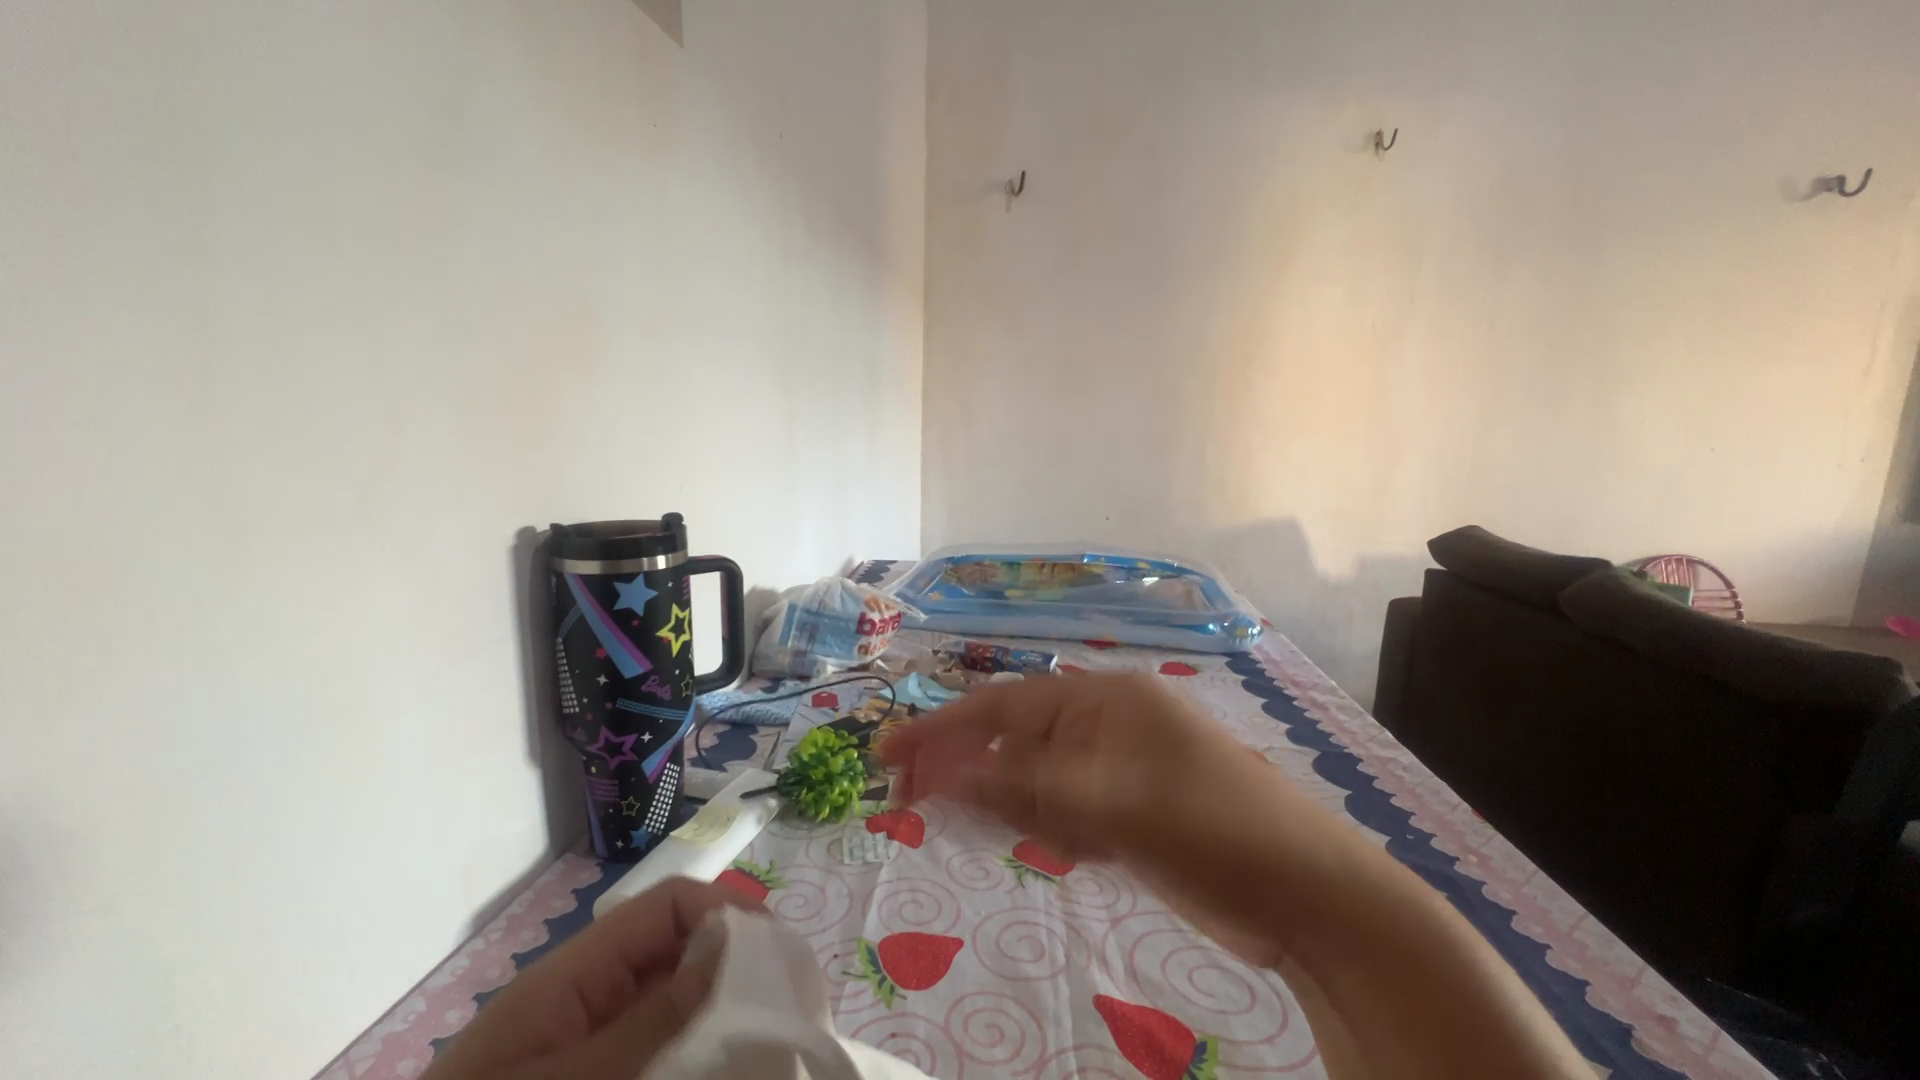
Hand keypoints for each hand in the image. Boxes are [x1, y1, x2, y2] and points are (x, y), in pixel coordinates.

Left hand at [421, 877, 752, 1079]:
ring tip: (764, 1026)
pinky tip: (720, 1058)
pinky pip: (650, 1037)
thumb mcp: (575, 1079)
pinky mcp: (589, 1066)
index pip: (662, 906)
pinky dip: (689, 1040)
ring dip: (715, 1001)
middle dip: (729, 955)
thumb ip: (651, 1019)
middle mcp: (582, 991)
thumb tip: (724, 949)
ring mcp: (583, 1034)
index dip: (723, 908)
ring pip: (665, 993)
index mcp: (572, 973)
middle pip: (670, 945)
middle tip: (783, 992)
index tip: (776, 946)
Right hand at [880, 674, 1265, 863]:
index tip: (885, 753)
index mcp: (1103, 700)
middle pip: (1016, 740)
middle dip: (966, 769)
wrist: (1306, 892)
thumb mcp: (1108, 804)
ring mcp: (1122, 768)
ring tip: (994, 828)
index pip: (1003, 707)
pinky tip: (1066, 849)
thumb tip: (946, 776)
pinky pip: (1070, 812)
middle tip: (908, 802)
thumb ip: (1022, 788)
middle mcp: (1108, 724)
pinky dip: (1053, 829)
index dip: (940, 729)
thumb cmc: (1207, 827)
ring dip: (1011, 805)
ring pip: (1040, 780)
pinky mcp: (1134, 812)